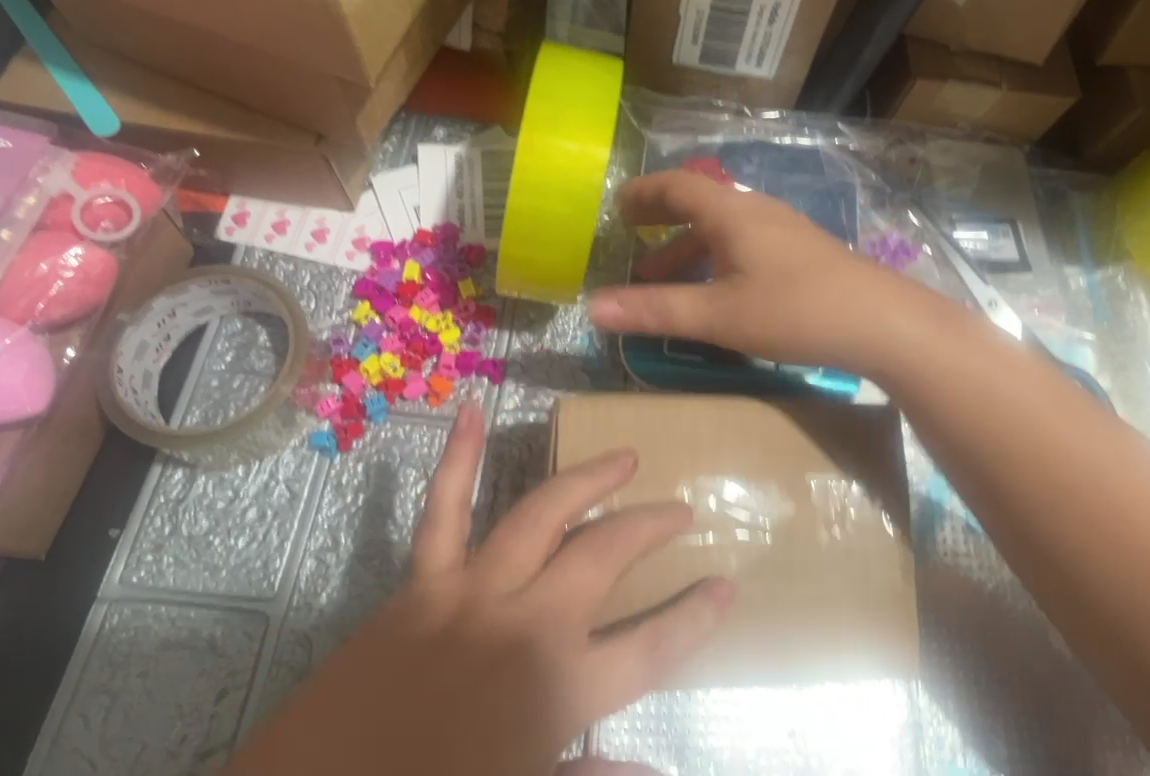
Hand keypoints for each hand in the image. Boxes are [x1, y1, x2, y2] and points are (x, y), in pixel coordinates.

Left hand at [227, 402, 732, 775]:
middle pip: (605, 556)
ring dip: (588, 480)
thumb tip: (653, 769)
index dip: (696, 615)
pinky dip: (459, 459)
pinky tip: (473, 411)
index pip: (652, 648)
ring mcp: (473, 594)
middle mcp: (528, 626)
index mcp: (560, 692)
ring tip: (624, 458)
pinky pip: (444, 511)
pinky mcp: (422, 583)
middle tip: (681, 508)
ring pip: (543, 516)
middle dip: (650, 526)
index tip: (727, 584)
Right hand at [587, 169, 956, 377]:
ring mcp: (783, 231)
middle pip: (699, 202)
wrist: (883, 323)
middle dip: (660, 219)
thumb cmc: (795, 311)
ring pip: (722, 229)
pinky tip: (715, 291)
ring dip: (687, 248)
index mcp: (731, 212)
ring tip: (660, 279)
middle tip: (629, 236)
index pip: (676, 185)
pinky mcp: (801, 254)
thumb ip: (656, 310)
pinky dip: (714, 260)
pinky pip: (743, 244)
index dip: (642, 193)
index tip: (614, 208)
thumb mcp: (718, 315)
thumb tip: (593, 307)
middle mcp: (756, 211)